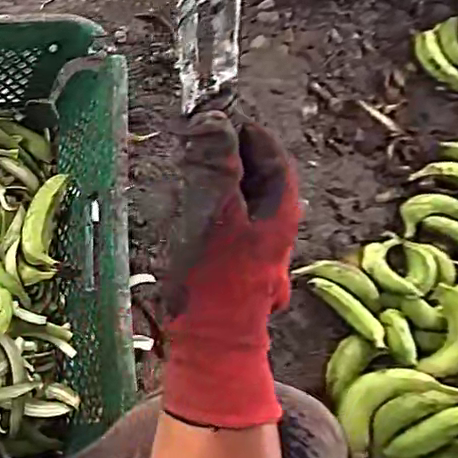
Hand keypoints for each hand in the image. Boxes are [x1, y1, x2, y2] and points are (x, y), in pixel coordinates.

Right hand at [161, 113, 301, 428]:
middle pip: (249, 172)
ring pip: (231, 196)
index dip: (239, 129)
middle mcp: (271, 222)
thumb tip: (211, 119)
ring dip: (206, 182)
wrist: (209, 341)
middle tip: (187, 145)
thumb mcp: (214, 213)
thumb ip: (213, 164)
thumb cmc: (216, 278)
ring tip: (179, 178)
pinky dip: (198, 209)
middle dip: (219, 155)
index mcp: (279, 205)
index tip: (209, 116)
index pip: (266, 150)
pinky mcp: (228, 260)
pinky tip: (179, 216)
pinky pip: (217, 220)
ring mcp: (250, 243)